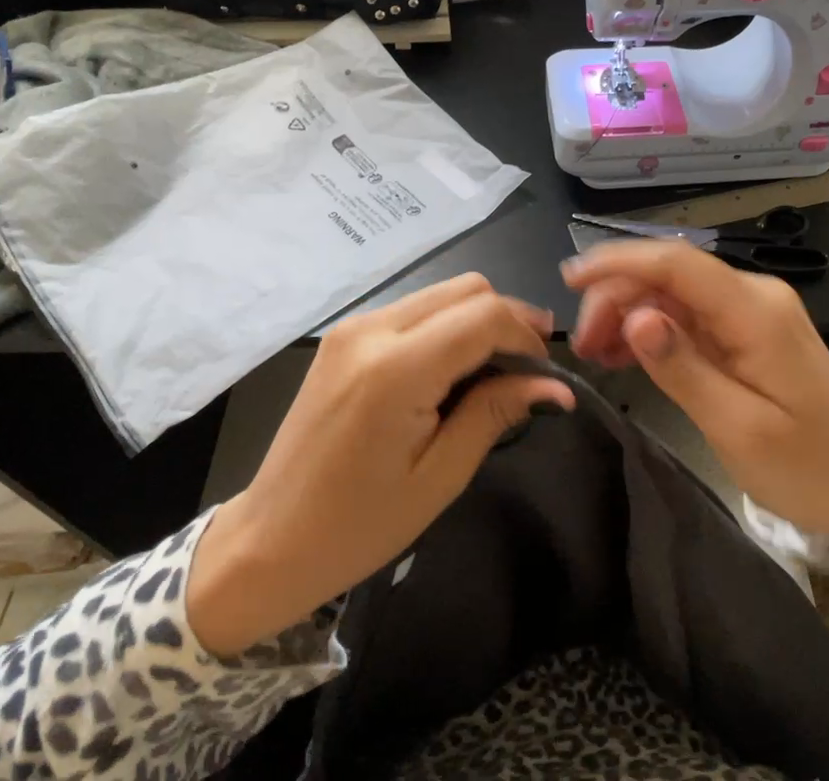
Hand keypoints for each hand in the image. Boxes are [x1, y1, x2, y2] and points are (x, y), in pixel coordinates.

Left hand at [187, 274, 574, 656]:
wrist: (271, 540)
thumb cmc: (360, 524)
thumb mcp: (441, 475)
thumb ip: (496, 413)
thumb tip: (557, 386)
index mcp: (396, 369)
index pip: (486, 316)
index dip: (527, 339)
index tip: (545, 378)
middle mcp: (372, 330)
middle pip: (467, 289)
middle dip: (509, 321)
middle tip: (530, 371)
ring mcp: (352, 329)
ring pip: (442, 293)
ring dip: (479, 322)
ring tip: (495, 375)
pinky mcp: (344, 338)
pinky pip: (414, 311)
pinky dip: (448, 328)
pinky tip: (454, 373)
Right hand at [565, 241, 828, 552]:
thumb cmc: (805, 467)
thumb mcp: (738, 428)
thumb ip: (684, 370)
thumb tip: (634, 318)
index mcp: (758, 314)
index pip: (680, 264)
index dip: (620, 262)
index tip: (569, 278)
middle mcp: (756, 298)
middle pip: (671, 275)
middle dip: (618, 298)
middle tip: (583, 347)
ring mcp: (752, 313)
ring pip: (674, 294)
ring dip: (629, 314)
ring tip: (596, 354)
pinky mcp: (746, 333)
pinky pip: (689, 316)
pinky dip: (652, 330)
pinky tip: (624, 353)